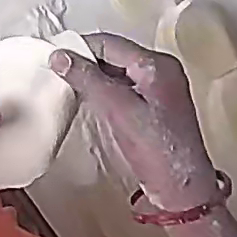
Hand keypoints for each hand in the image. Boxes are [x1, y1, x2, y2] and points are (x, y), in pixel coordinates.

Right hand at [52, 33, 221, 212]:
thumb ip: (87, 79)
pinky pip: (125, 84)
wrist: (183, 193)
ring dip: (94, 74)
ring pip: (118, 69)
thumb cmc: (154, 150)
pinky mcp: (156, 103)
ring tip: (68, 81)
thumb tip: (58, 56)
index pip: (110, 43)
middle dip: (86, 60)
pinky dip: (105, 87)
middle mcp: (162, 68)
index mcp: (157, 64)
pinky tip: (88, 95)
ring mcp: (161, 86)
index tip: (53, 56)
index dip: (80, 47)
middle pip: (115, 53)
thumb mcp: (117, 109)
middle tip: (58, 70)